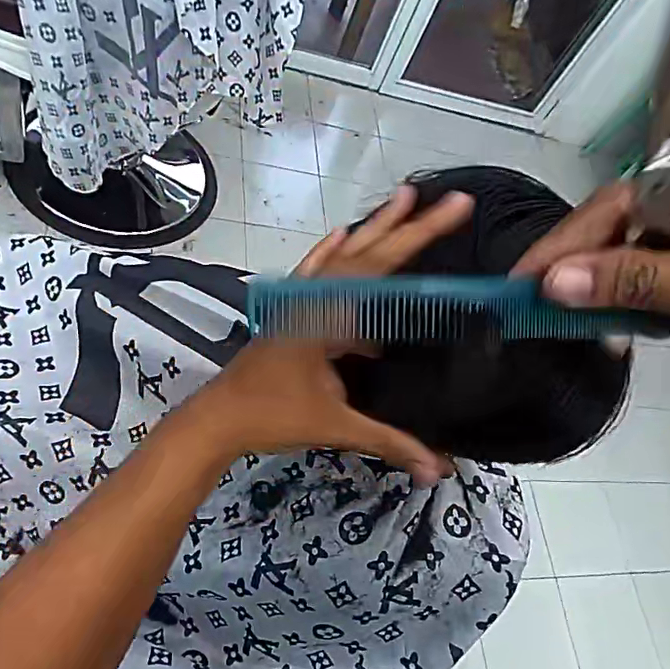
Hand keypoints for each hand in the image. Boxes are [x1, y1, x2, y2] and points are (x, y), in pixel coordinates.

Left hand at [180, 185, 474, 484]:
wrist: (217, 420)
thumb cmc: (271, 416)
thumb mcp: (335, 427)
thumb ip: (389, 441)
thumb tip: (438, 468)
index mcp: (328, 315)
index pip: (382, 269)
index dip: (420, 238)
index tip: (452, 210)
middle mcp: (315, 299)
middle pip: (367, 253)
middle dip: (410, 226)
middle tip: (448, 201)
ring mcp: (300, 303)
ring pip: (342, 257)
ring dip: (374, 230)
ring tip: (402, 201)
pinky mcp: (290, 313)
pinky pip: (315, 274)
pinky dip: (331, 253)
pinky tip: (341, 235)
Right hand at [512, 127, 669, 391]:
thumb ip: (634, 284)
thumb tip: (551, 282)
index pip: (629, 199)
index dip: (570, 244)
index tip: (521, 283)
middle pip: (644, 220)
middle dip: (601, 270)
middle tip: (554, 315)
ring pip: (667, 247)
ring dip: (635, 289)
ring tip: (606, 330)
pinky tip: (657, 323)